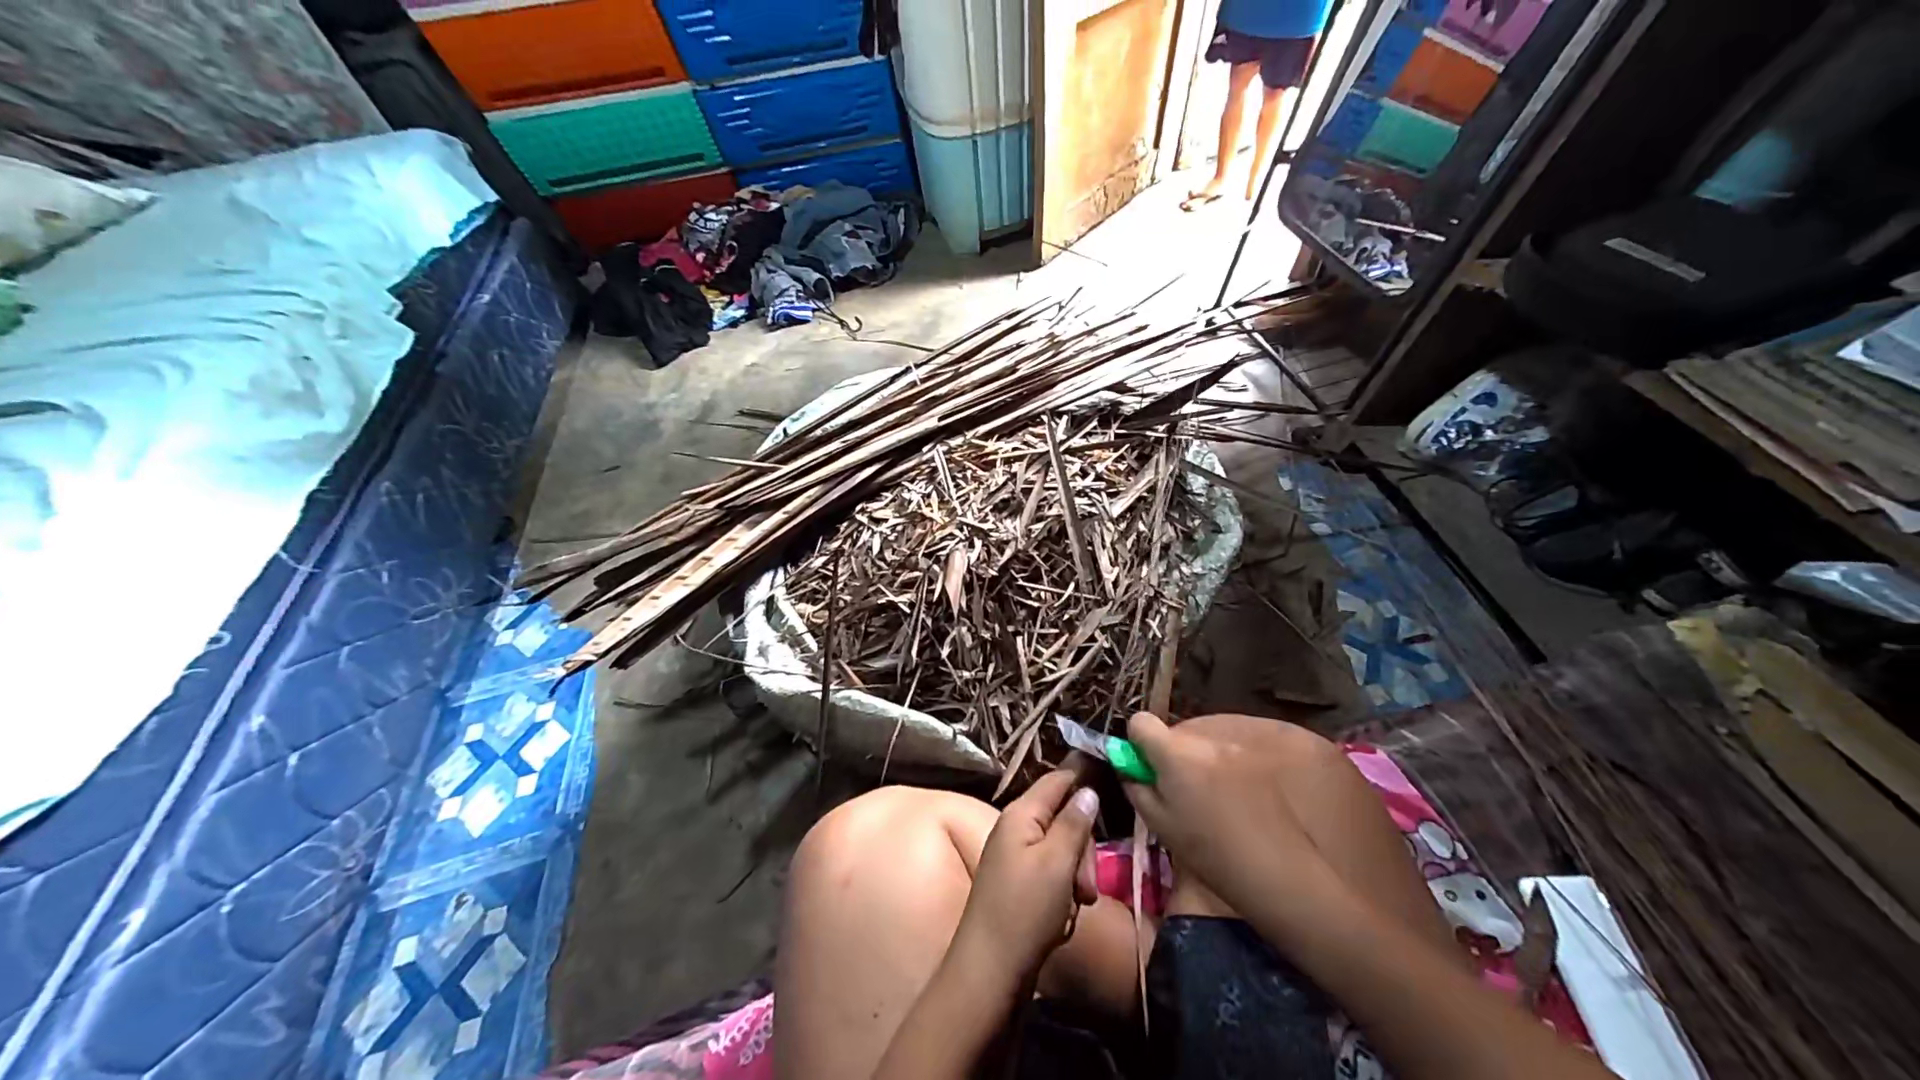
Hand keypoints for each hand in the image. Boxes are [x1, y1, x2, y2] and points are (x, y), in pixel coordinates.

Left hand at [949, 763, 1101, 987]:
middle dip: (1083, 849)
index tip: (1113, 784)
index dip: (1083, 778)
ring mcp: (1017, 857)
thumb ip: (1074, 822)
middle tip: (1085, 885)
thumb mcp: (1056, 862)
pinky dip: (1064, 893)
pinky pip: (1053, 875)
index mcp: (1021, 814)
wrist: (991, 970)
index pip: (1057, 779)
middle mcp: (1016, 829)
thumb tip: (1087, 789)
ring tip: (1075, 905)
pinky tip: (1062, 916)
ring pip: (1063, 851)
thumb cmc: (1025, 910)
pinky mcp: (1020, 884)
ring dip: (1076, 876)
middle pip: (1064, 818)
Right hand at [1119, 712, 1330, 917]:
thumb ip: (1138, 786)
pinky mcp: (1292, 738)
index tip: (1152, 765)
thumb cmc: (1218, 860)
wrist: (1296, 879)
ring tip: (1234, 787)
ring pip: (1221, 728)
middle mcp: (1214, 734)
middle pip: (1186, 727)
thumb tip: (1130, 766)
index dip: (1143, 744)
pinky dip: (1251, 750)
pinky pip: (1256, 734)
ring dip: (1219, 748)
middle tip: (1196, 786)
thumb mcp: (1162, 827)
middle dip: (1185, 749)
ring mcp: (1256, 734)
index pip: (1142, 723)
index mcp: (1178, 753)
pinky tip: (1263, 784)